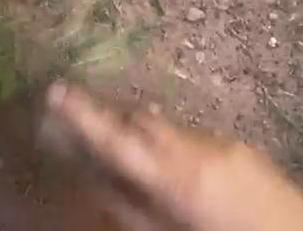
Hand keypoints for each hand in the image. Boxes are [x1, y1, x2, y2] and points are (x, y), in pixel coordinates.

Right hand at [44, 83, 302, 230]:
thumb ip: (133, 212)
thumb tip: (94, 186)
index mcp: (175, 178)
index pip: (116, 138)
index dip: (82, 114)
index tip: (54, 89)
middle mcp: (196, 149)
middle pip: (143, 121)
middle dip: (120, 126)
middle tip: (104, 141)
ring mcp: (225, 145)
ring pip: (172, 131)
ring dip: (155, 144)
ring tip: (155, 174)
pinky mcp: (247, 151)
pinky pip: (200, 141)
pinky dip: (185, 154)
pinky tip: (196, 184)